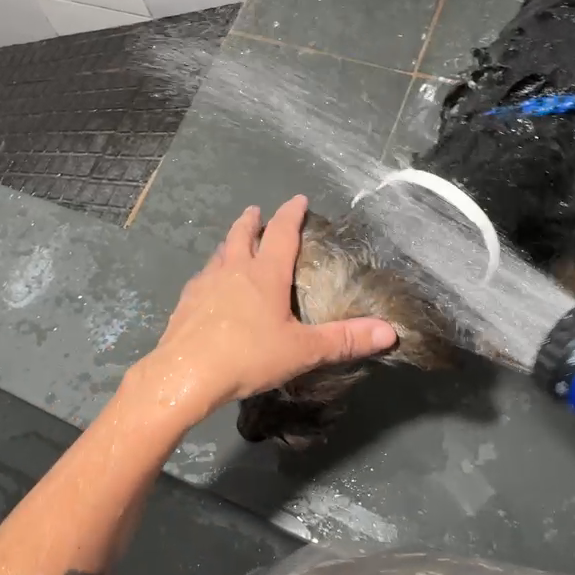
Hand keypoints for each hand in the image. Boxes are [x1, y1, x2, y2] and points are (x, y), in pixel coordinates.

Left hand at [125, 196, 396, 425]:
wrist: (185, 374)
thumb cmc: (248, 356)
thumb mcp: (302, 351)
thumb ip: (344, 340)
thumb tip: (390, 331)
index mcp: (265, 274)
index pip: (283, 233)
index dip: (292, 214)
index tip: (297, 199)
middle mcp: (234, 270)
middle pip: (242, 235)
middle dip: (252, 221)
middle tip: (256, 212)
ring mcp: (205, 283)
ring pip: (219, 253)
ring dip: (229, 244)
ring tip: (234, 244)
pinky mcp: (186, 302)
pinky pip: (203, 278)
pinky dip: (212, 272)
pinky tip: (210, 286)